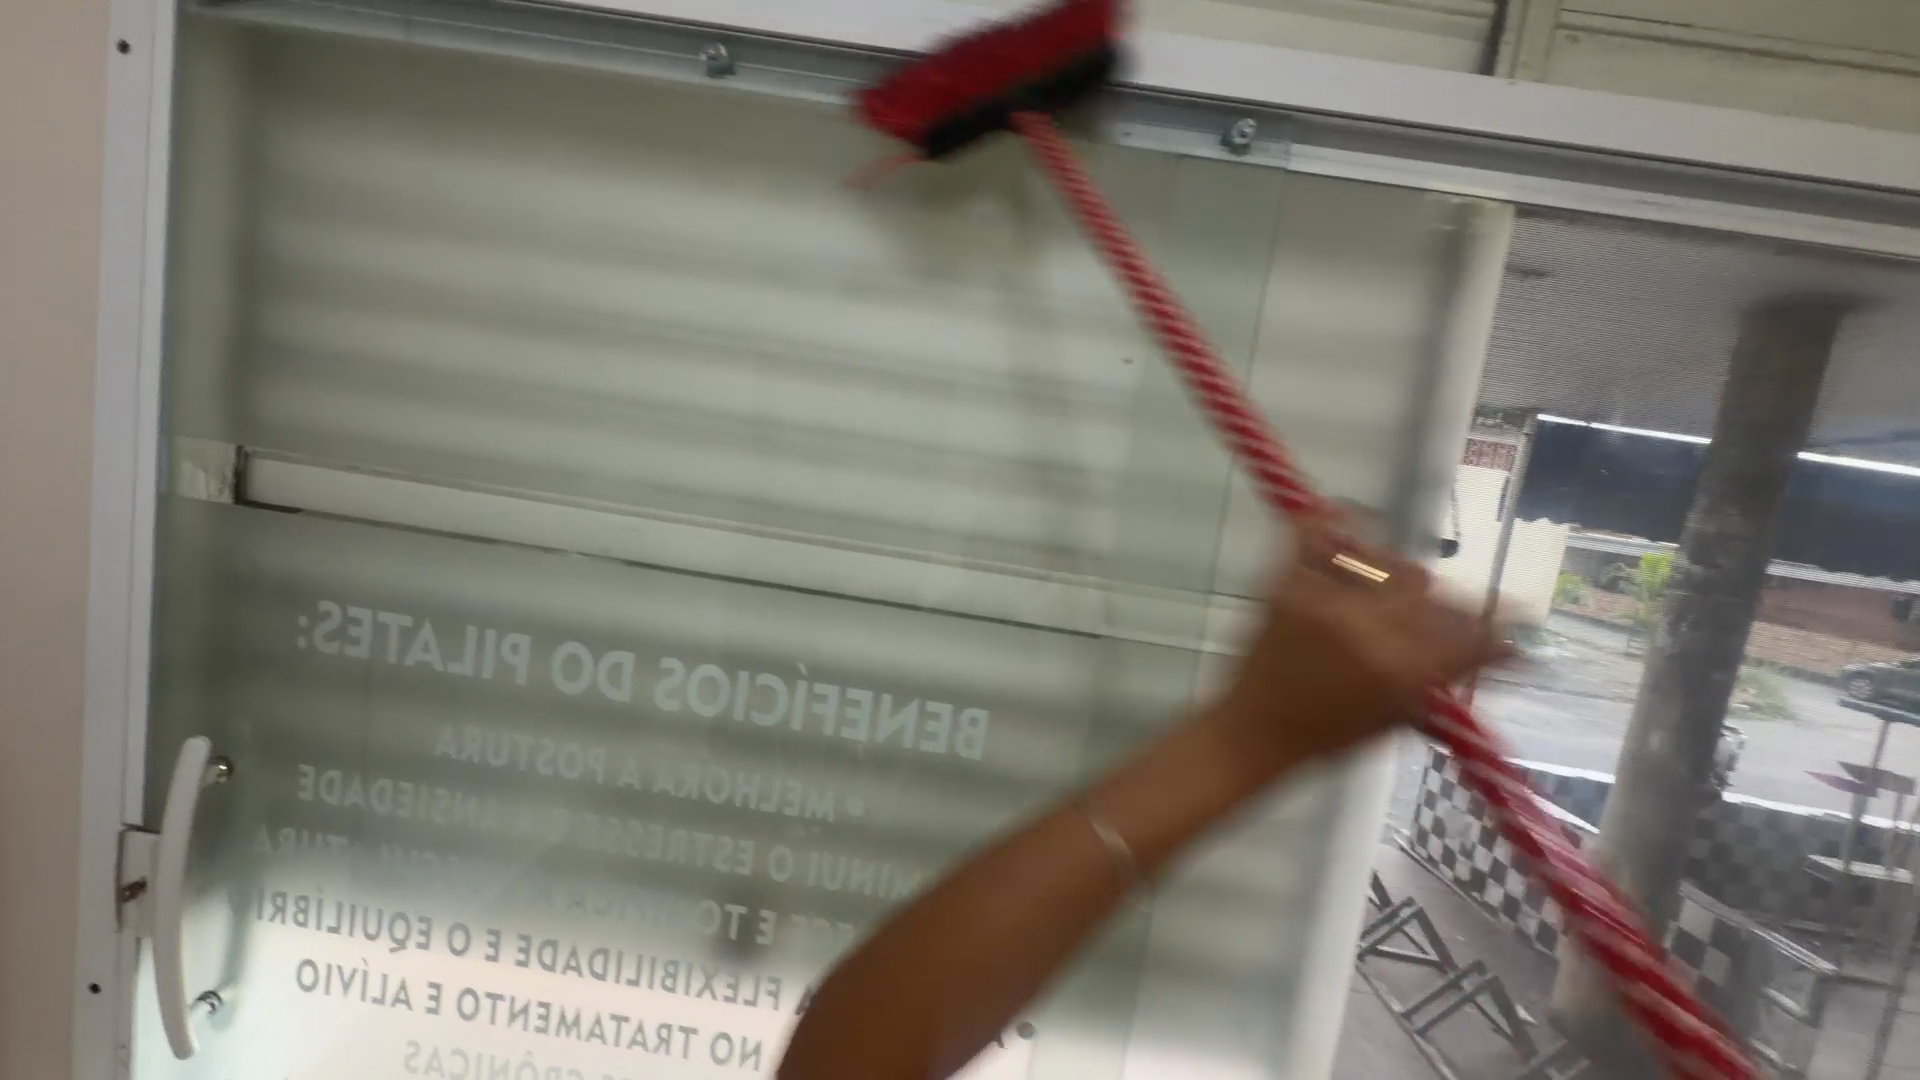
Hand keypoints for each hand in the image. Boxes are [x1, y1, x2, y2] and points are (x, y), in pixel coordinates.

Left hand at [1204, 520, 1508, 771]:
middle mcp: (1367, 627)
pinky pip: (1315, 537)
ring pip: (1382, 560)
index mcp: (1400, 668)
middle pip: (1425, 586)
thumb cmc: (1327, 736)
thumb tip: (1505, 649)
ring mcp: (1323, 601)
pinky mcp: (1287, 587)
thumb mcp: (1398, 717)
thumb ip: (1446, 677)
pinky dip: (1330, 524)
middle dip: (1441, 600)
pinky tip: (1345, 522)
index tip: (1512, 618)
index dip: (1496, 626)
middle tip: (1433, 610)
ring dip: (1392, 569)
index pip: (1468, 631)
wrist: (1254, 730)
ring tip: (1388, 584)